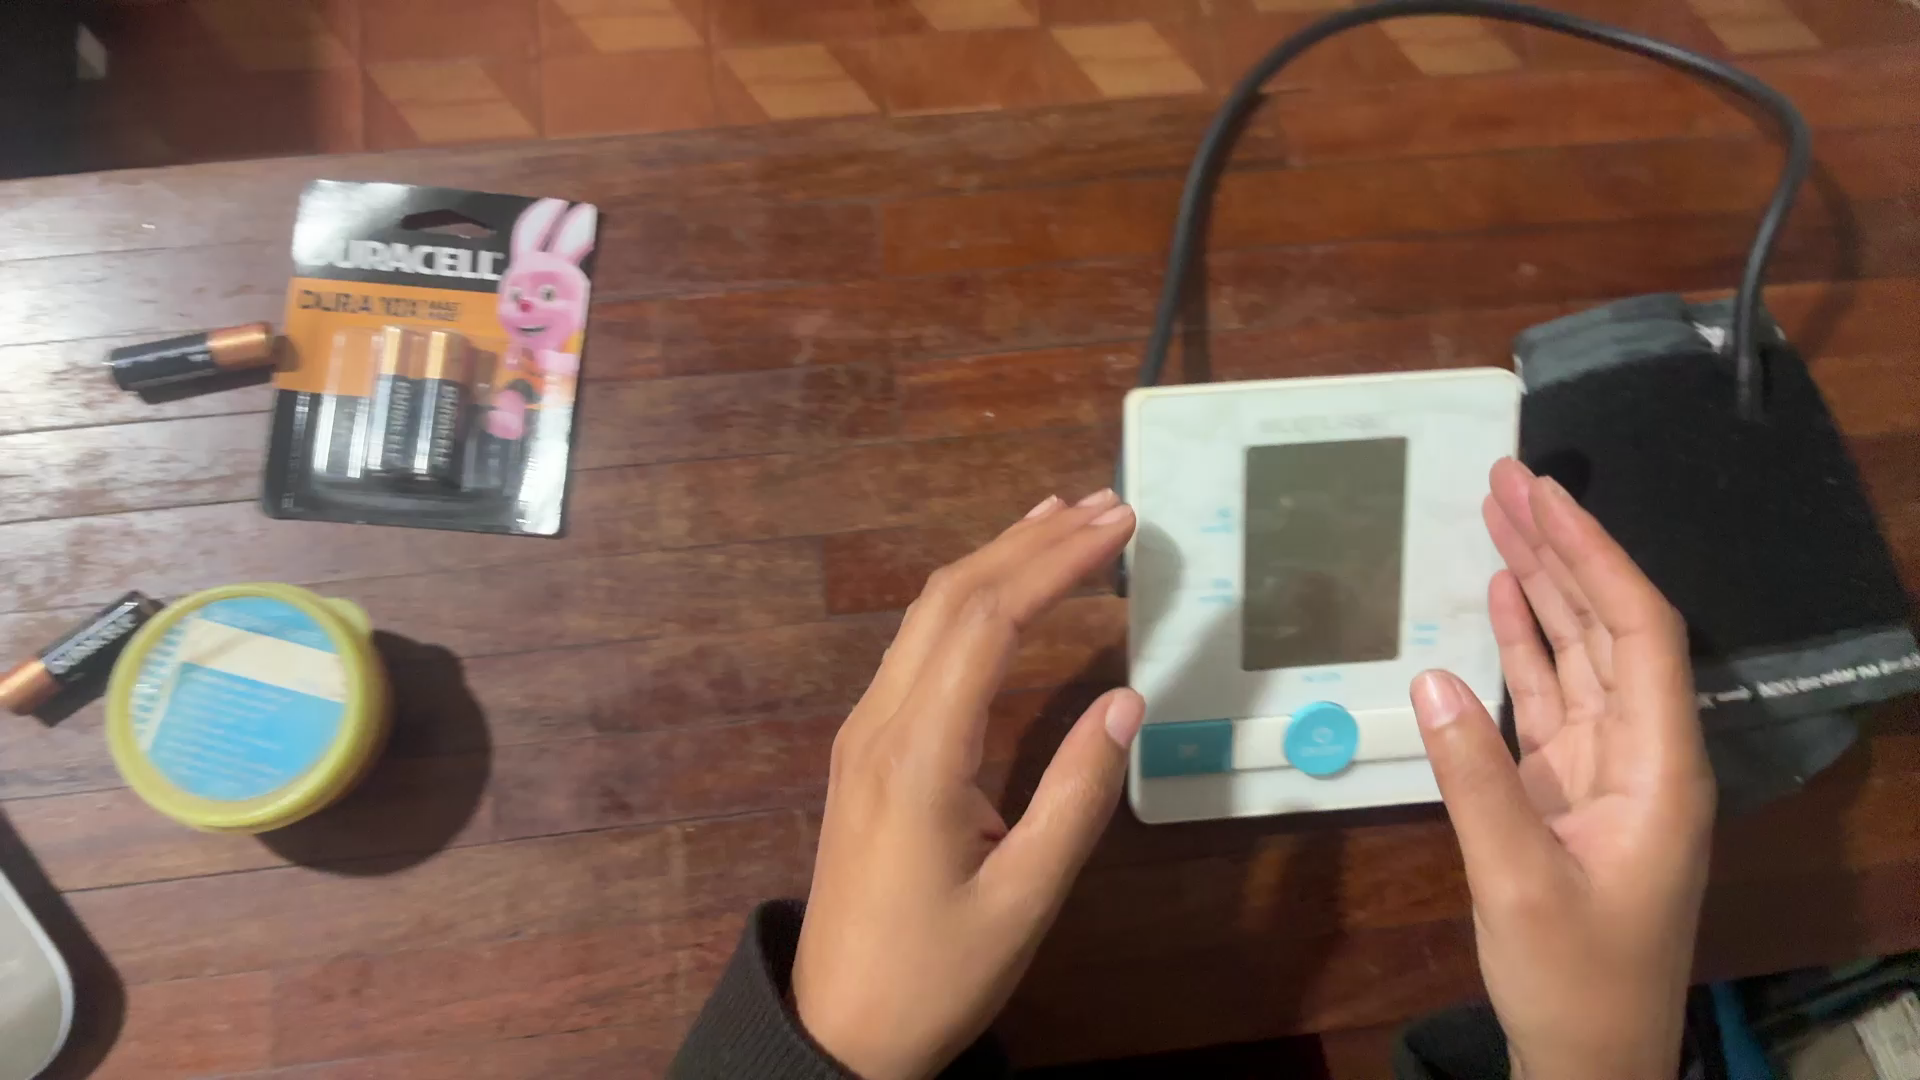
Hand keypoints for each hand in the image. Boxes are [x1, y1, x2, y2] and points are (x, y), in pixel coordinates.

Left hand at [794, 490, 1144, 1079]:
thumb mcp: (1025, 898)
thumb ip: (1078, 793)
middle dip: (1030, 541)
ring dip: (996, 558)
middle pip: (953, 597)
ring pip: (929, 611)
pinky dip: (968, 598)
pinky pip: (918, 643)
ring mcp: (866, 723)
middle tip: (1102, 506)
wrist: (838, 1024)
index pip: (989, 621)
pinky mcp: (866, 737)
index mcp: (919, 754)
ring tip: (1058, 519)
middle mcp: (882, 718)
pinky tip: (1001, 588)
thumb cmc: (935, 970)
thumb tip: (1125, 699)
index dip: (1054, 562)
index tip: (1115, 525)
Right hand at [1411, 459, 1715, 1079]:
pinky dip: (1523, 637)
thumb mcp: (1519, 880)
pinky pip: (1543, 689)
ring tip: (1501, 517)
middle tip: (1511, 480)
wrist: (1588, 1045)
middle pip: (1607, 626)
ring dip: (1542, 582)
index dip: (1594, 560)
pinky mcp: (1558, 775)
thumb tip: (1431, 680)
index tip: (1543, 499)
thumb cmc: (1572, 972)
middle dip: (1565, 548)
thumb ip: (1476, 777)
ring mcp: (1597, 760)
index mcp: (1657, 765)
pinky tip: (1505, 598)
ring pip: (1574, 649)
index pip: (1636, 634)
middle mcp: (1639, 747)